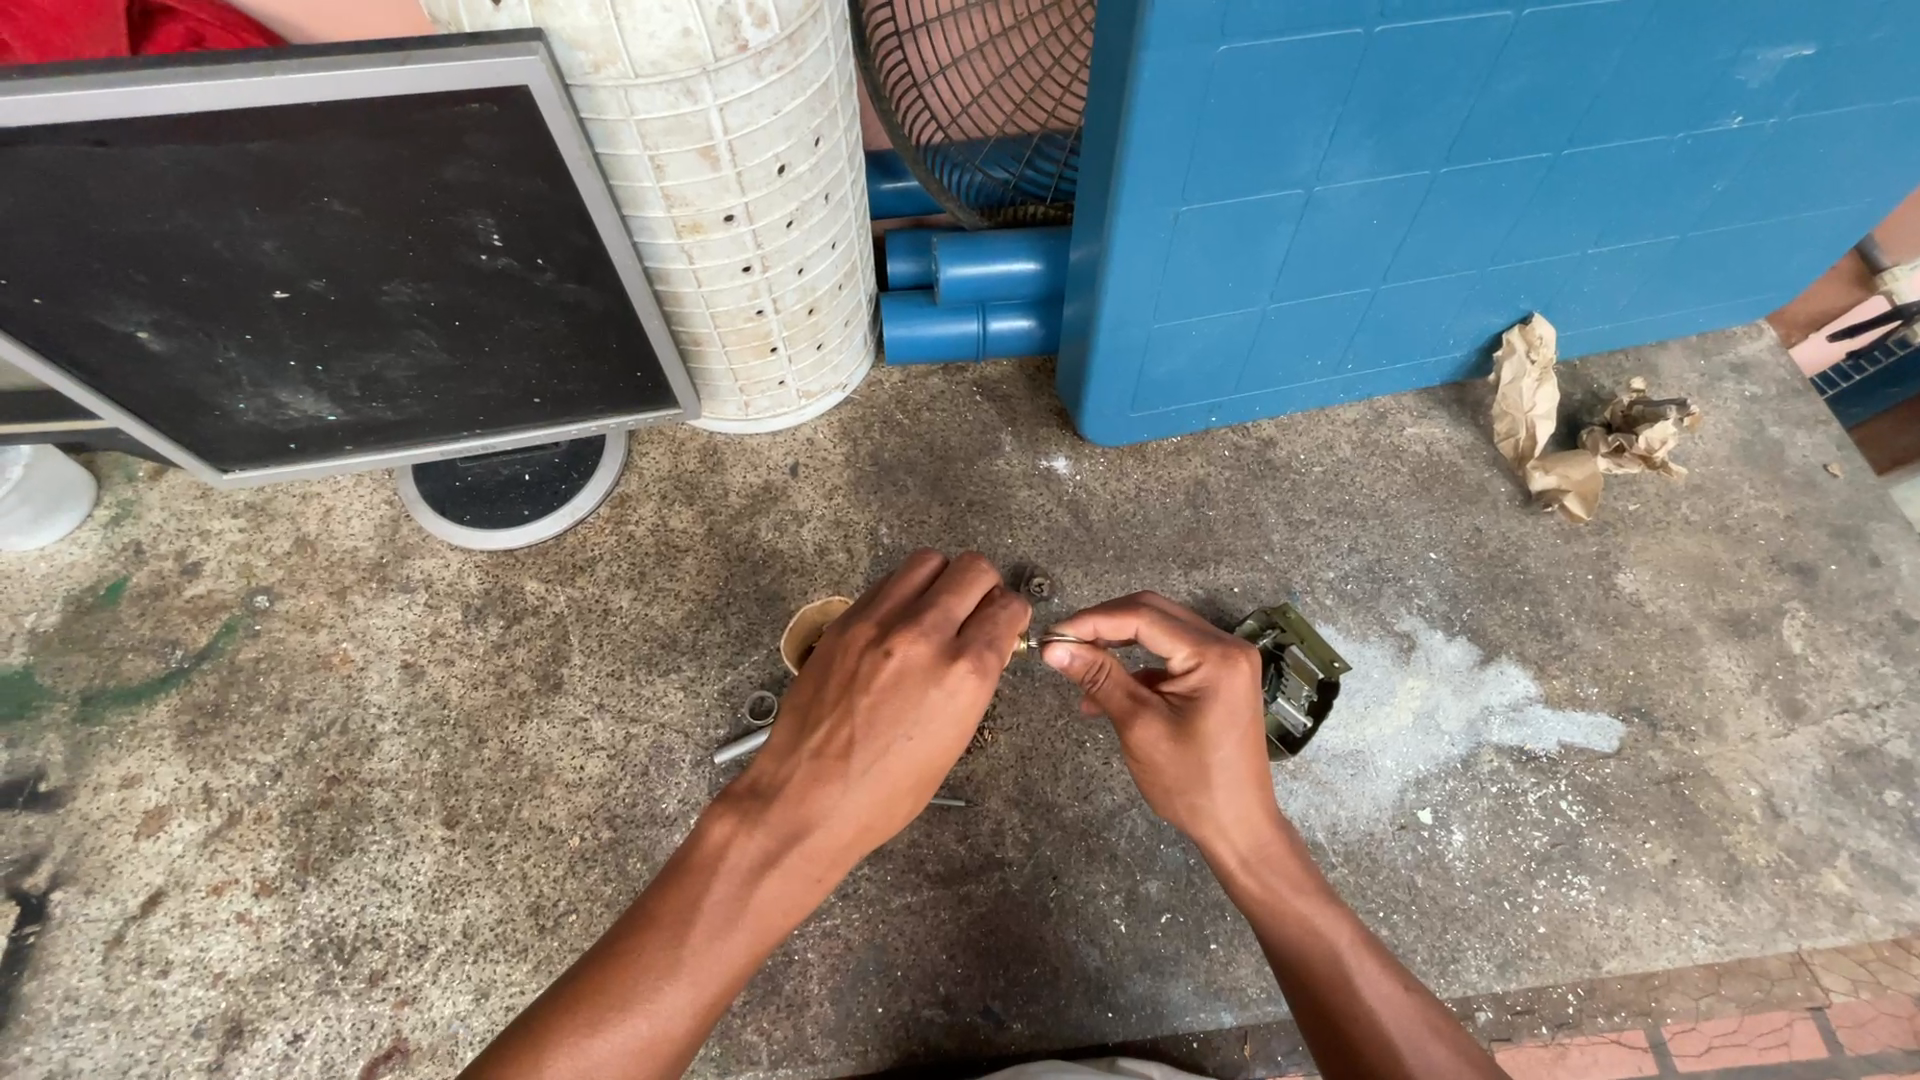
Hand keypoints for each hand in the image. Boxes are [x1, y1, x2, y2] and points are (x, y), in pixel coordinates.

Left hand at [731, 550, 1029, 865]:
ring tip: (936, 607)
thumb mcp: (954, 740)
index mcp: (964, 673)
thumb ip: (974, 680)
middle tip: (975, 608)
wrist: (809, 798)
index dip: (1012, 613)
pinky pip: (886, 582)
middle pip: (973, 569)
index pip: (1007, 607)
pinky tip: (899, 620)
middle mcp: (925, 635)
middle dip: (985, 586)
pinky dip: (903, 592)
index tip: (1006, 620)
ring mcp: (880, 623)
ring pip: (928, 560)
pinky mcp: (845, 622)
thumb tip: (985, 646)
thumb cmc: (884, 790)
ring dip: (942, 578)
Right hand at [1041, 592, 1279, 856]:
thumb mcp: (1139, 726)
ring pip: (1159, 631)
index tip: (1053, 636)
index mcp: (1215, 655)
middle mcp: (1226, 645)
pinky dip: (1136, 666)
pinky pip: (1169, 655)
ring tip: (1078, 666)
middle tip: (1062, 644)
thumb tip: (1054, 648)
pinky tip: (1105, 692)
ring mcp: (1225, 660)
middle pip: (1152, 614)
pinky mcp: (1218, 676)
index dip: (1092, 621)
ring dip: (1117, 644)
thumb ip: (1099, 677)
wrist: (1238, 828)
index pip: (1143, 616)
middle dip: (1103, 625)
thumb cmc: (1191, 783)